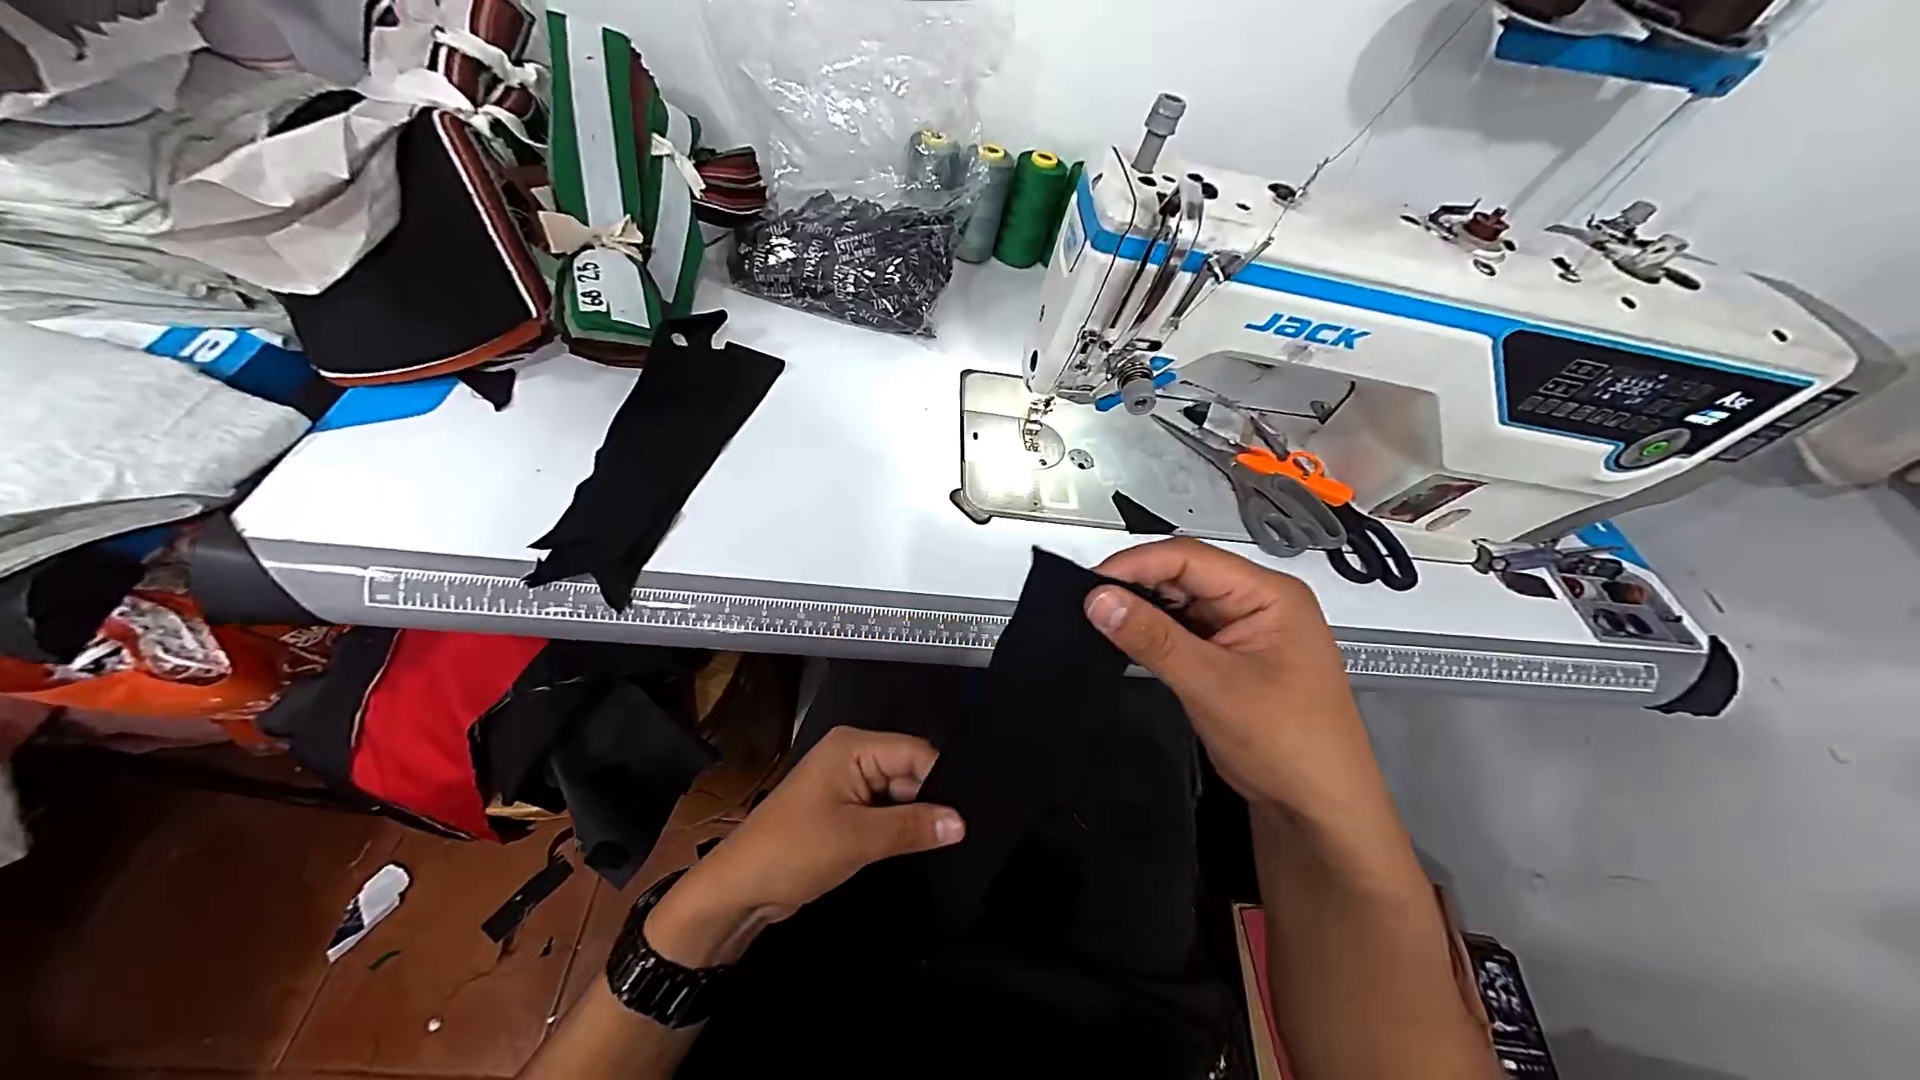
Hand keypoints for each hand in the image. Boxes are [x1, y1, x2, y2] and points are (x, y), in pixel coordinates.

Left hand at [644, 727, 963, 966]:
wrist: (737, 891)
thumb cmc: (792, 852)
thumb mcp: (859, 839)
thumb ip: (914, 827)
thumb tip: (961, 822)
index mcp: (853, 746)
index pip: (916, 753)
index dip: (943, 782)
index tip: (969, 813)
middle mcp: (852, 756)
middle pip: (909, 771)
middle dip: (930, 801)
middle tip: (960, 832)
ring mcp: (847, 783)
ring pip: (898, 794)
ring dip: (914, 818)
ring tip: (946, 841)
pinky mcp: (843, 810)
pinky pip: (883, 811)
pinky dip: (898, 828)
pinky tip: (918, 845)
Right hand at [1083, 538, 1384, 817]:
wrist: (1317, 807)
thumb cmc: (1299, 748)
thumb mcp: (1212, 685)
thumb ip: (1153, 639)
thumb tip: (1105, 601)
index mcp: (1271, 595)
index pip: (1189, 558)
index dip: (1137, 564)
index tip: (1096, 582)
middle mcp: (1259, 604)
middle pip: (1183, 574)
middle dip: (1137, 586)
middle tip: (1095, 603)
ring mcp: (1243, 629)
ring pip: (1179, 602)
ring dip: (1144, 611)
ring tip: (1107, 622)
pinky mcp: (1228, 654)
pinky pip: (1182, 629)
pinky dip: (1154, 634)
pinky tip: (1131, 641)